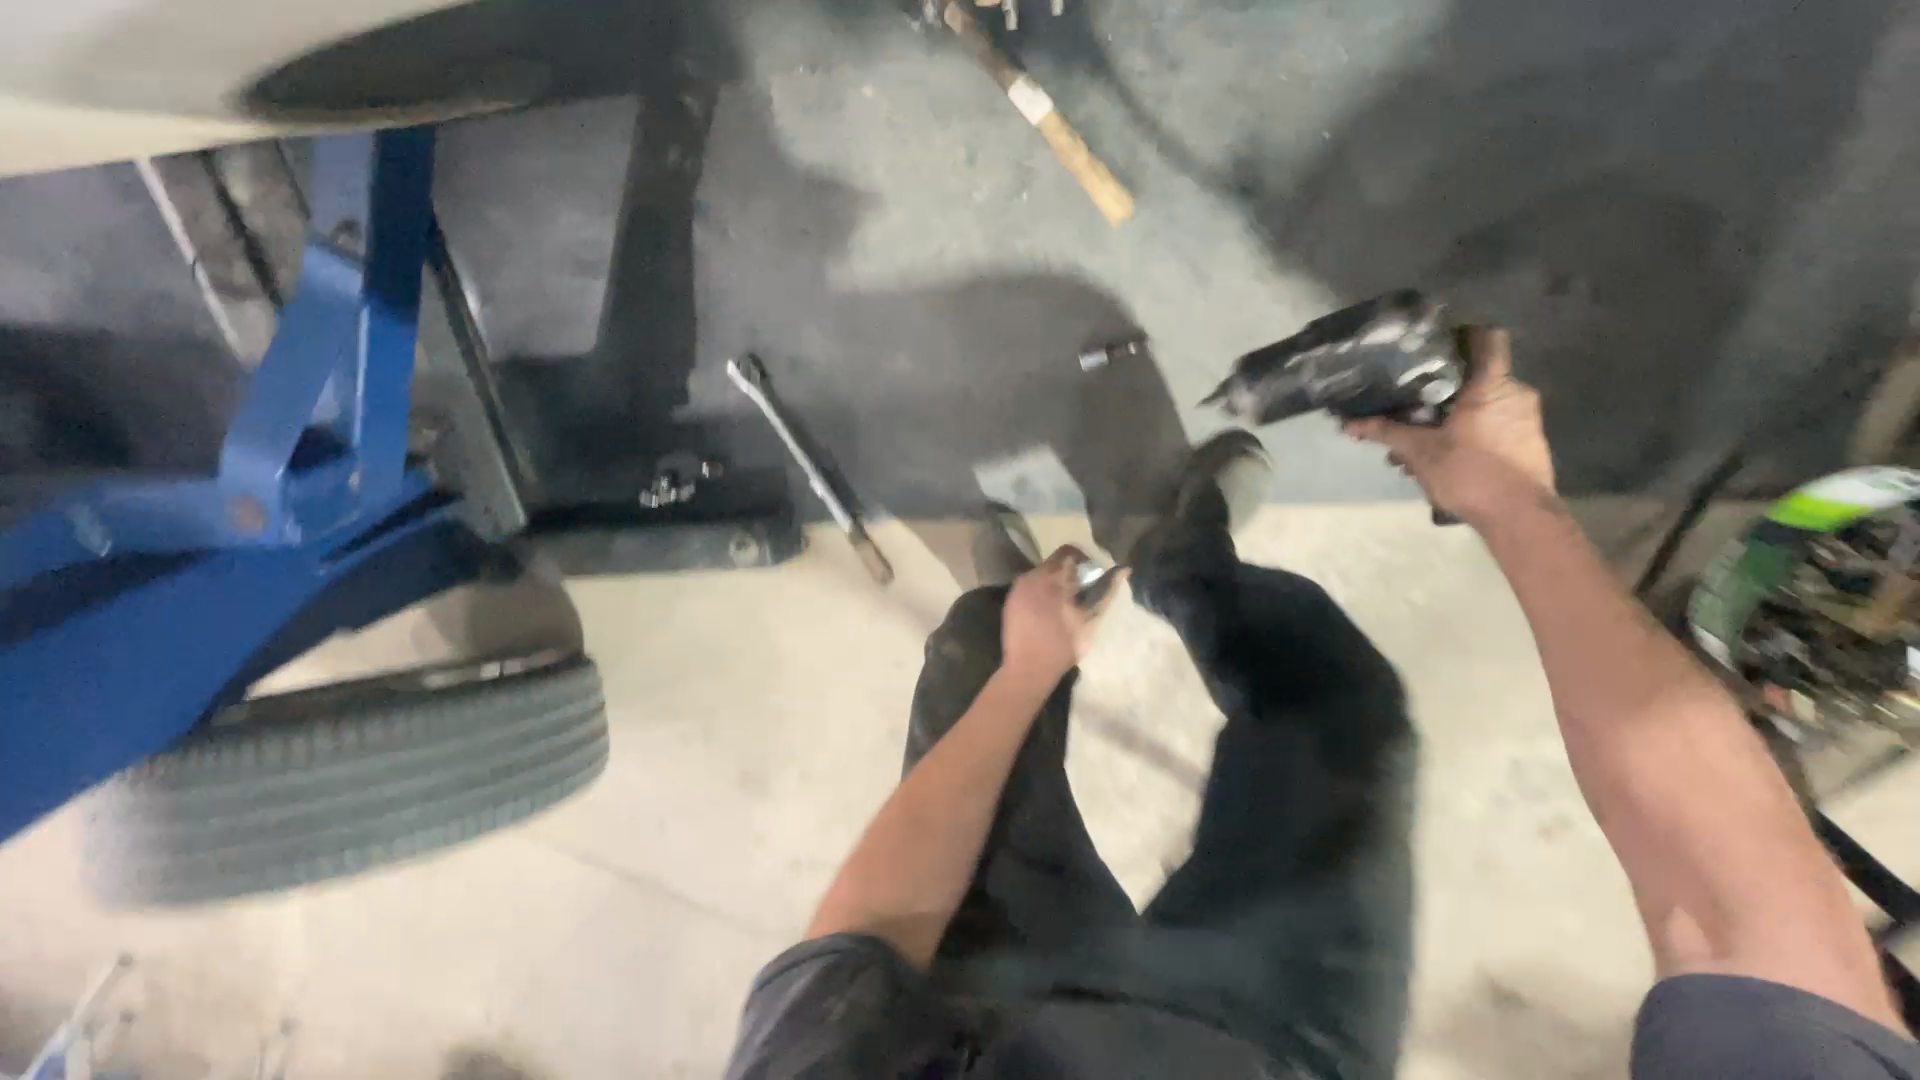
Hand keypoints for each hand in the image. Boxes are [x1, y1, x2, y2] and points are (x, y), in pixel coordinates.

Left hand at [1000, 546, 1124, 685]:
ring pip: (1040, 576)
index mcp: (1050, 577)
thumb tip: (1122, 570)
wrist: (1028, 669)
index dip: (1083, 560)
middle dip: (1068, 573)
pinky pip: (1029, 588)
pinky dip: (1041, 593)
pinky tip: (1049, 611)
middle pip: (1053, 563)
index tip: (1092, 574)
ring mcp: (1017, 589)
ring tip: (1066, 602)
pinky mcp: (1010, 602)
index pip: (1068, 552)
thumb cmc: (1062, 645)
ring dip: (1054, 583)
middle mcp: (1030, 577)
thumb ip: (1105, 591)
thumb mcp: (1089, 619)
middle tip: (1081, 591)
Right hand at [1344, 326, 1555, 525]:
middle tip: (1410, 407)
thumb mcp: (1419, 451)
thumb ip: (1387, 432)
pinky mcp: (1528, 443)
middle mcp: (1515, 394)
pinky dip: (1467, 435)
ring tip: (1417, 444)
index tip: (1433, 347)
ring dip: (1449, 421)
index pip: (1487, 339)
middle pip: (1475, 379)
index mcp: (1492, 385)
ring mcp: (1526, 419)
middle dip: (1441, 394)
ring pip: (1481, 406)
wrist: (1518, 516)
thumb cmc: (1470, 471)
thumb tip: (1349, 424)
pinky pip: (1493, 426)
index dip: (1462, 335)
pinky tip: (1441, 458)